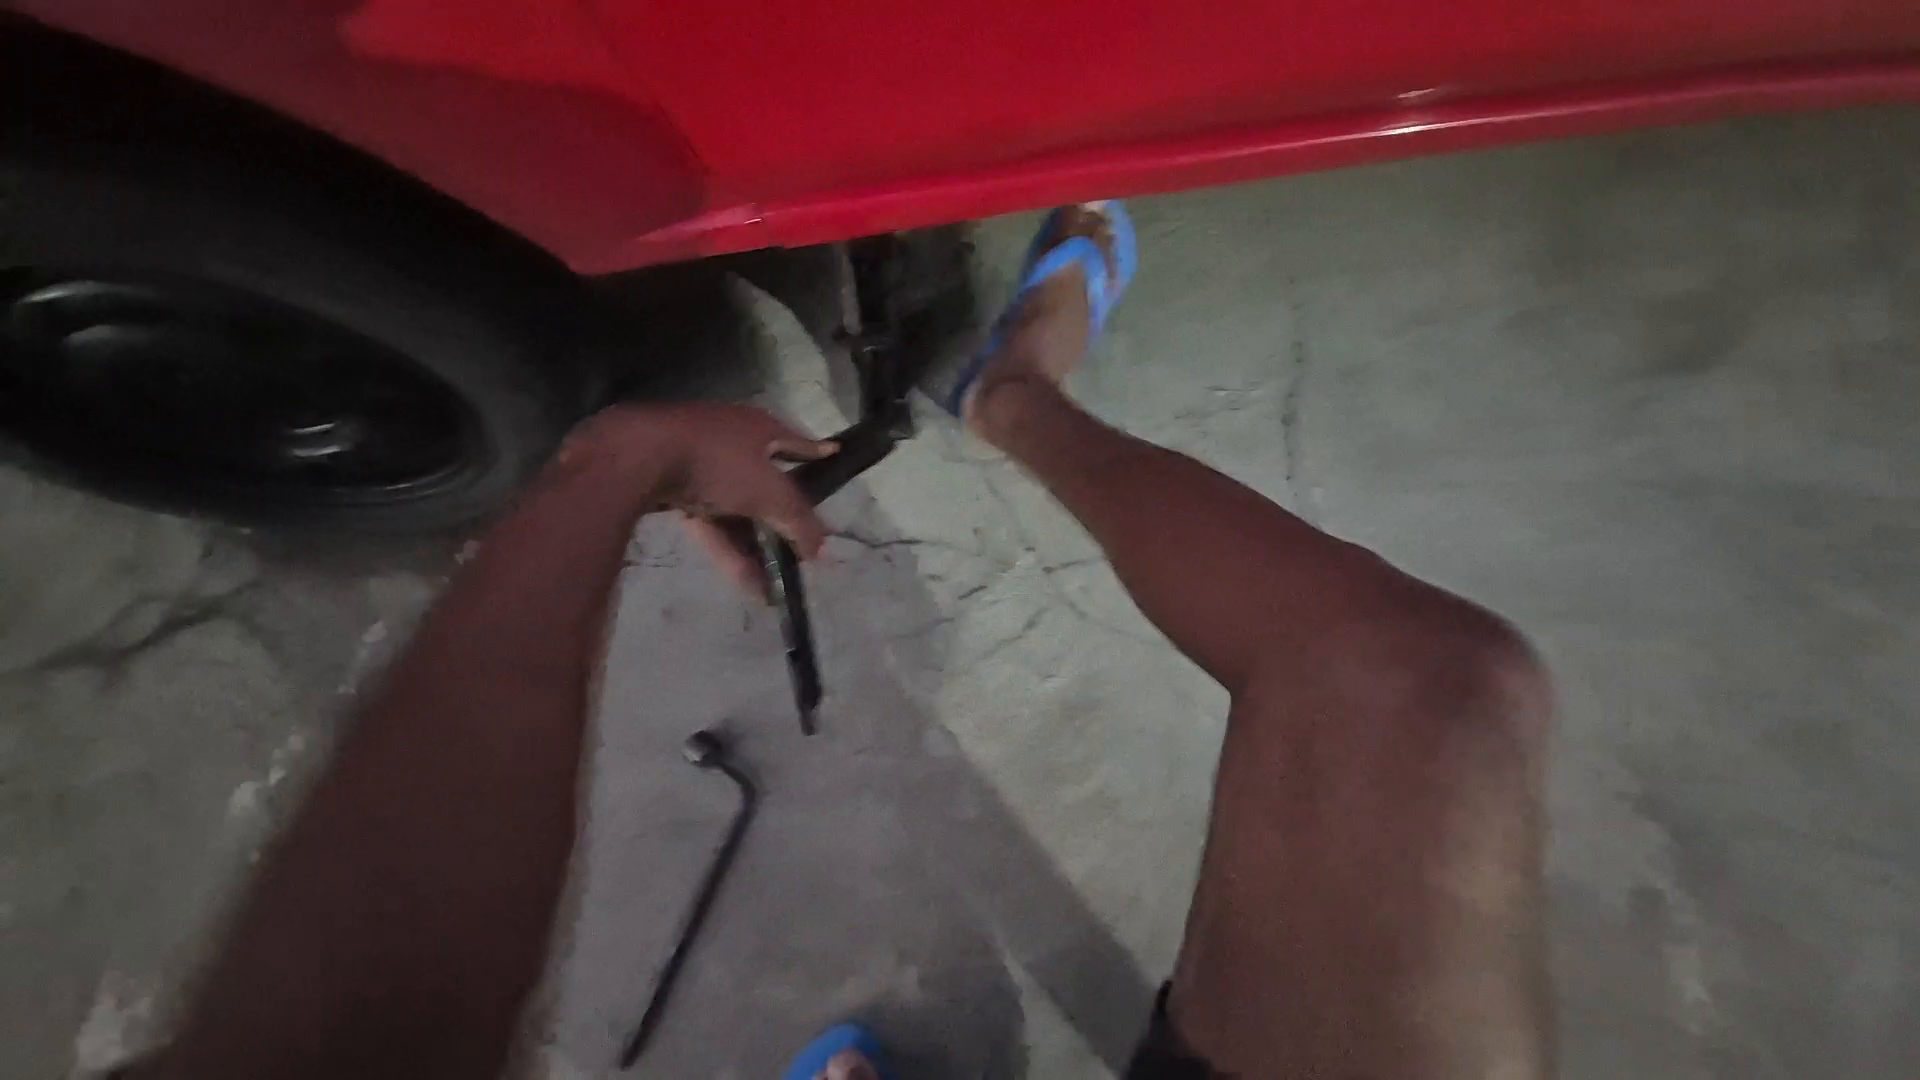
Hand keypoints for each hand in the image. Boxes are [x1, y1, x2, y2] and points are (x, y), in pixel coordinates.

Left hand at [562, 403, 835, 596]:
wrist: (635, 456)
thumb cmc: (716, 462)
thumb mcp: (770, 493)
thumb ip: (800, 522)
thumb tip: (825, 552)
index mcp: (760, 428)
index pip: (798, 442)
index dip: (817, 454)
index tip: (833, 458)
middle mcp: (731, 440)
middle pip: (766, 486)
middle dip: (782, 525)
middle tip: (799, 554)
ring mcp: (698, 464)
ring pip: (736, 511)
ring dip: (754, 548)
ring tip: (771, 588)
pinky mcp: (670, 487)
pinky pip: (709, 522)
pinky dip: (726, 549)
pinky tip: (743, 583)